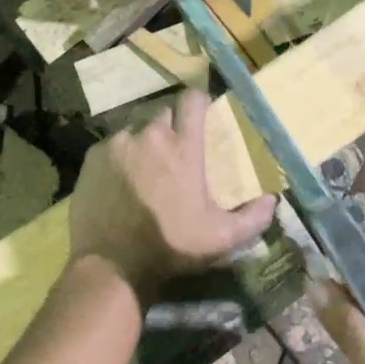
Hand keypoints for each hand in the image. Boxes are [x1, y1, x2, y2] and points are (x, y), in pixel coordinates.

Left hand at [68, 90, 276, 298]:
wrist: (112, 264)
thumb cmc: (170, 247)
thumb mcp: (221, 239)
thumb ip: (253, 218)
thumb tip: (272, 200)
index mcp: (183, 147)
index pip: (193, 99)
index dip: (199, 103)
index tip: (202, 115)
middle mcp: (150, 135)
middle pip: (164, 114)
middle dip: (171, 127)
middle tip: (174, 153)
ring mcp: (117, 144)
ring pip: (136, 129)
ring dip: (144, 143)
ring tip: (144, 170)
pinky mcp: (93, 157)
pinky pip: (111, 146)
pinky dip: (119, 157)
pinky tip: (120, 182)